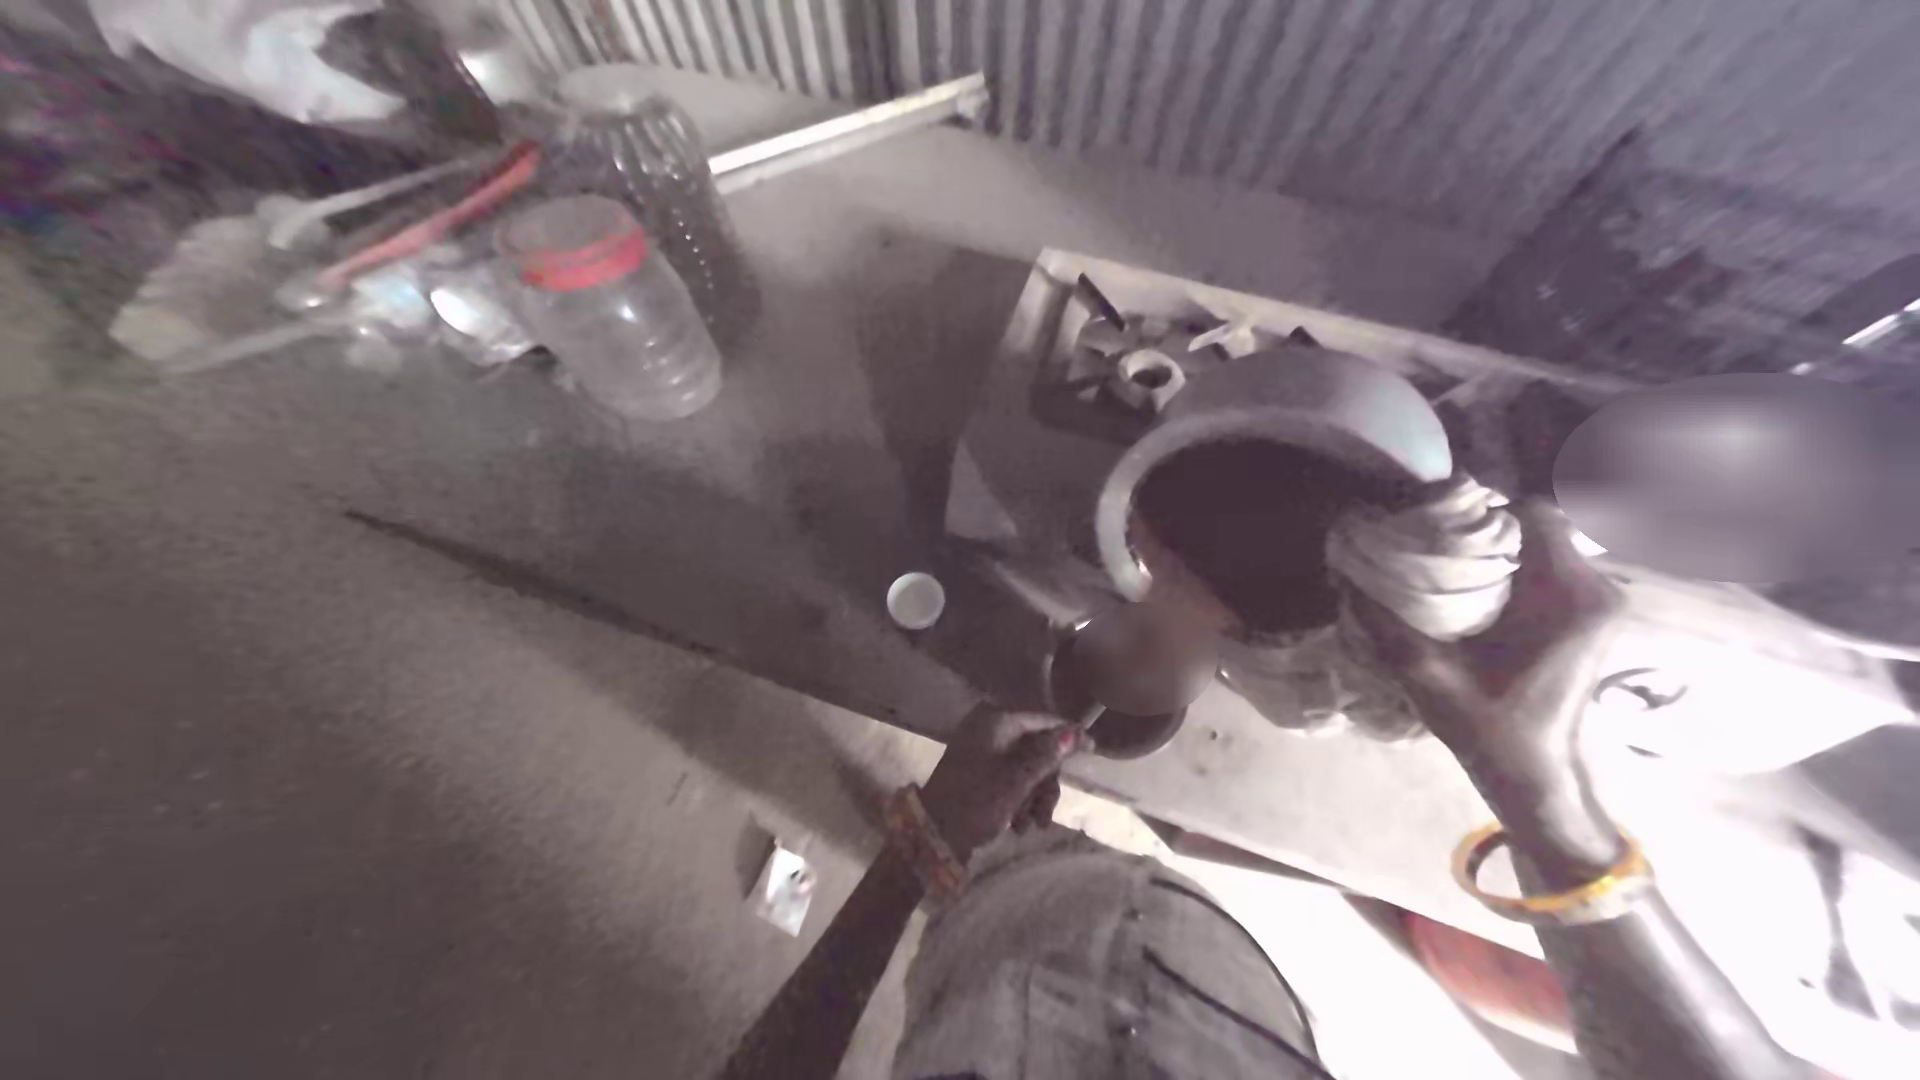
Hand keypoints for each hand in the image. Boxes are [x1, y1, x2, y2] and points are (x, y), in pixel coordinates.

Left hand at [918, 706, 1086, 860]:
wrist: (933, 833)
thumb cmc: (976, 801)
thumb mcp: (1017, 780)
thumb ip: (1047, 754)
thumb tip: (1075, 731)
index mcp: (996, 720)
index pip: (1042, 720)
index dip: (1068, 735)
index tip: (1093, 749)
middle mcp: (989, 726)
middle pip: (1036, 747)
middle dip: (1046, 782)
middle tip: (1046, 813)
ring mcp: (982, 747)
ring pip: (1026, 766)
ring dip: (1034, 795)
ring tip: (1031, 825)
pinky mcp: (978, 768)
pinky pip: (1010, 775)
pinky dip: (1019, 798)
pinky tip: (1017, 824)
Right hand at [1353, 500, 1624, 775]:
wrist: (1537, 771)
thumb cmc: (1487, 726)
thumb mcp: (1425, 672)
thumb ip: (1384, 621)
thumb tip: (1347, 571)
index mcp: (1567, 599)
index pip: (1536, 515)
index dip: (1483, 505)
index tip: (1433, 515)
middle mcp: (1594, 590)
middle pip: (1537, 524)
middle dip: (1480, 521)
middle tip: (1424, 532)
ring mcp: (1594, 601)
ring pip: (1541, 541)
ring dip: (1492, 540)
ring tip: (1438, 553)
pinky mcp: (1583, 612)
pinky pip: (1544, 563)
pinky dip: (1505, 559)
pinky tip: (1465, 579)